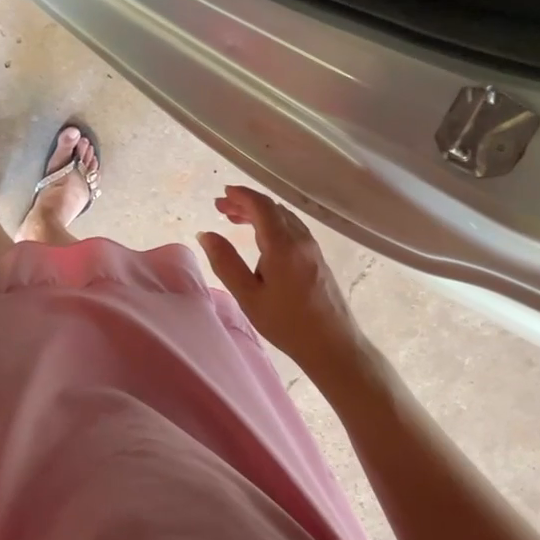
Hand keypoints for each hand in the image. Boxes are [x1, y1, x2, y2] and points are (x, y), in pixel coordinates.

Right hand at [198, 186, 366, 376]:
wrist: (333, 345)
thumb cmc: (286, 323)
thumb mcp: (248, 296)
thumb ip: (225, 262)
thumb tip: (206, 234)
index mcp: (282, 244)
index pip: (261, 206)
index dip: (241, 195)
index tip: (222, 194)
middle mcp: (300, 239)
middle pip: (273, 208)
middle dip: (246, 203)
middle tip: (221, 207)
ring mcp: (312, 248)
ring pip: (284, 217)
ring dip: (260, 213)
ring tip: (236, 220)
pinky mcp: (318, 258)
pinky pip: (292, 228)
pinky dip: (273, 223)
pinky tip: (263, 238)